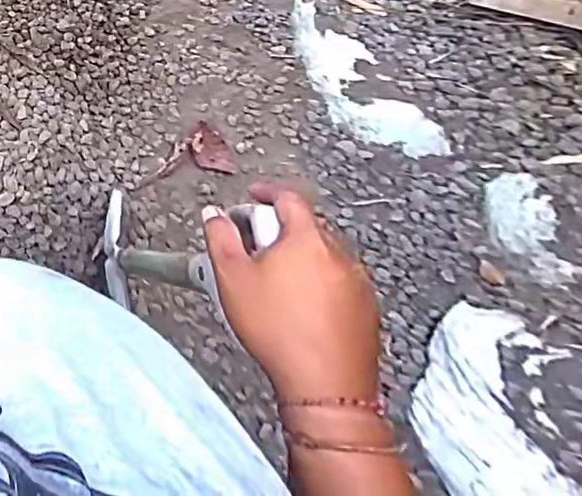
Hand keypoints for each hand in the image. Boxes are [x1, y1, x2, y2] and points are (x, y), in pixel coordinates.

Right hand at [204, 183, 381, 401]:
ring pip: (323, 254)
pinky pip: (338, 281)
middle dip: (279, 229)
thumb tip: (214, 214)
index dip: (266, 192)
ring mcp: (358, 286)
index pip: (289, 198)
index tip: (253, 196)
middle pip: (306, 225)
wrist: (326, 389)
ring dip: (299, 256)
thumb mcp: (230, 275)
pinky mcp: (367, 312)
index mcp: (307, 240)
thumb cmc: (277, 330)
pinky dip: (318, 281)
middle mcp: (339, 257)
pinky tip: (298, 305)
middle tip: (253, 246)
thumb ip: (219, 235)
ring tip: (273, 281)